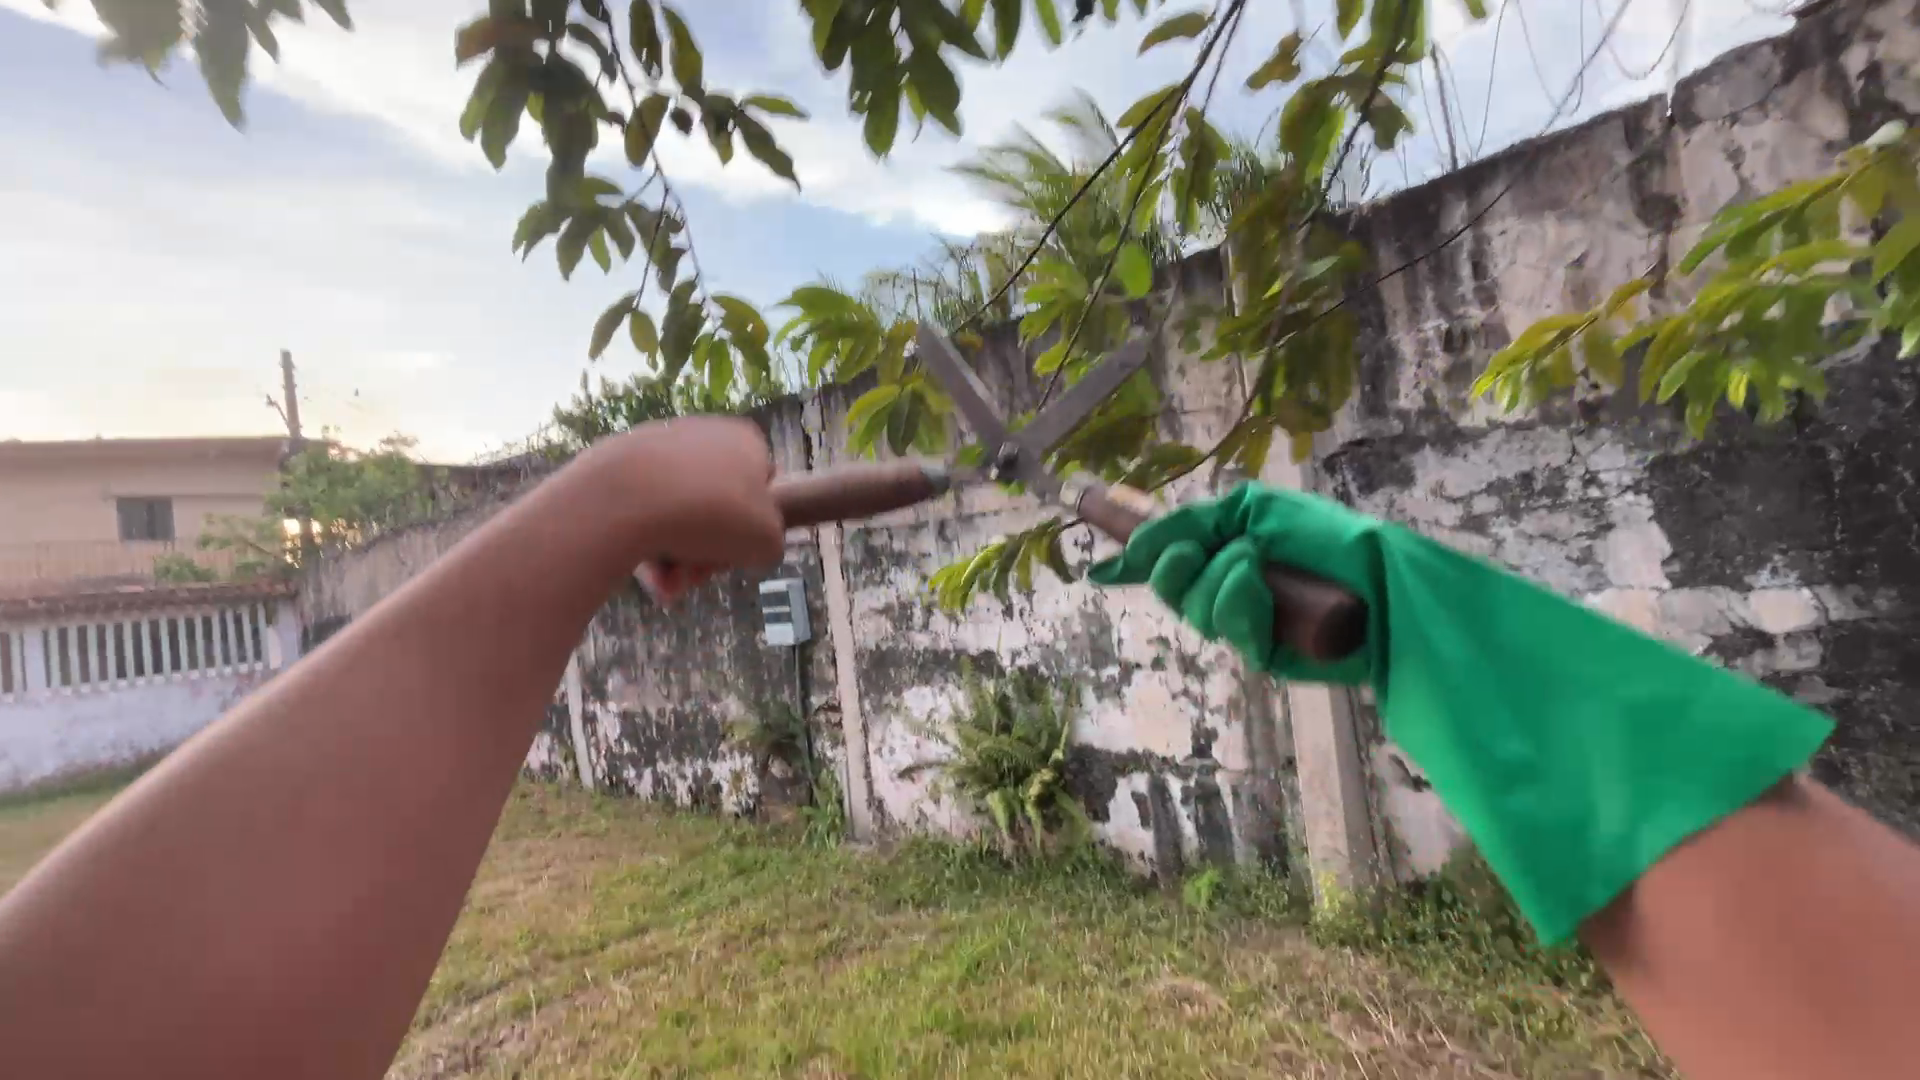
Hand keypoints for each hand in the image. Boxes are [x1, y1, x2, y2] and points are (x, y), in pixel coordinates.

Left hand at [591, 417, 785, 579]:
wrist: (626, 500)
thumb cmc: (715, 515)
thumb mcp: (768, 541)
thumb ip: (769, 542)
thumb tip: (751, 545)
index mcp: (745, 440)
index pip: (761, 484)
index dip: (754, 522)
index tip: (739, 548)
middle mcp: (703, 433)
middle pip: (716, 504)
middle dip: (709, 548)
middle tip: (698, 575)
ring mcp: (657, 445)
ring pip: (678, 512)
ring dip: (679, 553)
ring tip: (669, 582)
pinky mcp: (615, 461)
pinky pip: (641, 509)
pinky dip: (645, 540)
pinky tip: (643, 569)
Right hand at [1088, 483, 1383, 685]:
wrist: (1381, 575)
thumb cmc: (1320, 535)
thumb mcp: (1249, 509)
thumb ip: (1188, 523)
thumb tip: (1131, 547)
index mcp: (1219, 552)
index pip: (1163, 561)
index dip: (1130, 566)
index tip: (1100, 572)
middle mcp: (1223, 587)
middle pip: (1168, 588)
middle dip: (1176, 565)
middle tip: (1197, 550)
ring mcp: (1240, 621)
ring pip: (1193, 608)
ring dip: (1219, 577)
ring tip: (1255, 562)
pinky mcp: (1258, 651)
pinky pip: (1225, 625)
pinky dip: (1238, 600)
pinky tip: (1262, 591)